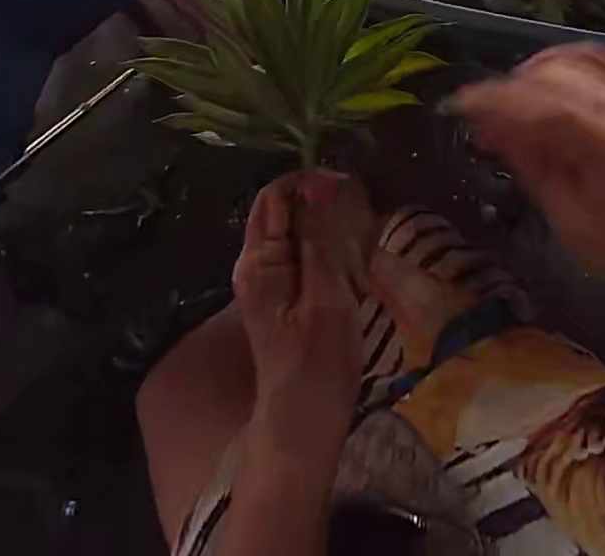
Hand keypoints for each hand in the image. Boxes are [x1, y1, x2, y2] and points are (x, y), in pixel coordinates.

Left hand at [232, 171, 360, 461]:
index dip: (306, 181)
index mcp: (258, 262)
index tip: (345, 183)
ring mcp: (260, 278)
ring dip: (313, 216)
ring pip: (282, 227)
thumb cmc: (318, 365)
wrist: (302, 423)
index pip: (273, 198)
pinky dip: (314, 239)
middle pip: (274, 209)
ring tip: (351, 218)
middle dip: (310, 195)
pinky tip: (340, 249)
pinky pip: (290, 249)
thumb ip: (319, 243)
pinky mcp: (273, 292)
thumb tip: (319, 189)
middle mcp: (251, 263)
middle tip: (353, 198)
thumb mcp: (327, 300)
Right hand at [449, 44, 604, 300]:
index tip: (457, 103)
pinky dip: (558, 65)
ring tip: (506, 102)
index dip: (495, 101)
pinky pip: (596, 60)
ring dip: (529, 75)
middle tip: (478, 114)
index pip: (546, 108)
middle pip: (555, 76)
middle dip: (506, 89)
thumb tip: (483, 126)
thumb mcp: (572, 221)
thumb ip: (530, 164)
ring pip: (572, 60)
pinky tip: (538, 84)